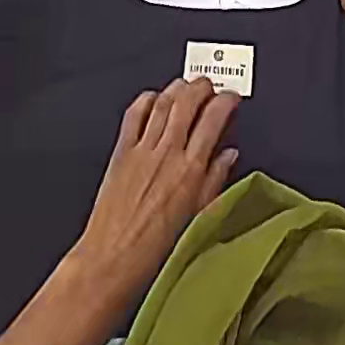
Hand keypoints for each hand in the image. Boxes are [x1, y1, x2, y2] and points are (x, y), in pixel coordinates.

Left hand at [68, 78, 239, 306]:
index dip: (226, 101)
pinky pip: (134, 114)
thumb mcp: (198, 216)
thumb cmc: (155, 248)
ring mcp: (143, 149)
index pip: (214, 119)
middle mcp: (167, 153)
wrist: (113, 259)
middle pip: (188, 101)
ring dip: (178, 87)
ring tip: (187, 85)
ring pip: (164, 102)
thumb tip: (228, 155)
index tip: (231, 98)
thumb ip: (215, 179)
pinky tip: (154, 98)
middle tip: (210, 86)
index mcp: (190, 170)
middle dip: (202, 86)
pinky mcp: (122, 150)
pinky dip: (146, 99)